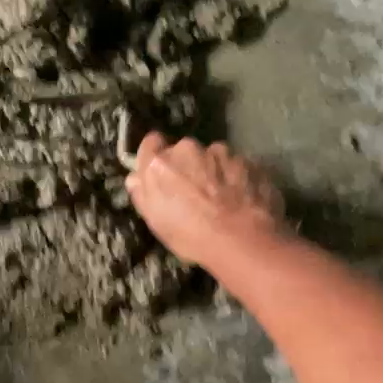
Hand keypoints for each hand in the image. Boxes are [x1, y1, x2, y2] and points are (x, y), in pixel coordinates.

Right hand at [125, 133, 287, 266]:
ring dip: (212, 170)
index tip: (162, 172)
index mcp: (160, 163)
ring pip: (211, 156)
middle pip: (183, 150)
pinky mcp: (246, 160)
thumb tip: (135, 178)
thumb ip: (142, 194)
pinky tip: (240, 197)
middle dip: (187, 165)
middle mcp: (188, 149)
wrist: (240, 240)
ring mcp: (220, 152)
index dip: (155, 156)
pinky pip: (235, 164)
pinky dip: (235, 176)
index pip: (150, 143)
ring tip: (221, 197)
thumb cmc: (190, 235)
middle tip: (194, 192)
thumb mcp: (156, 222)